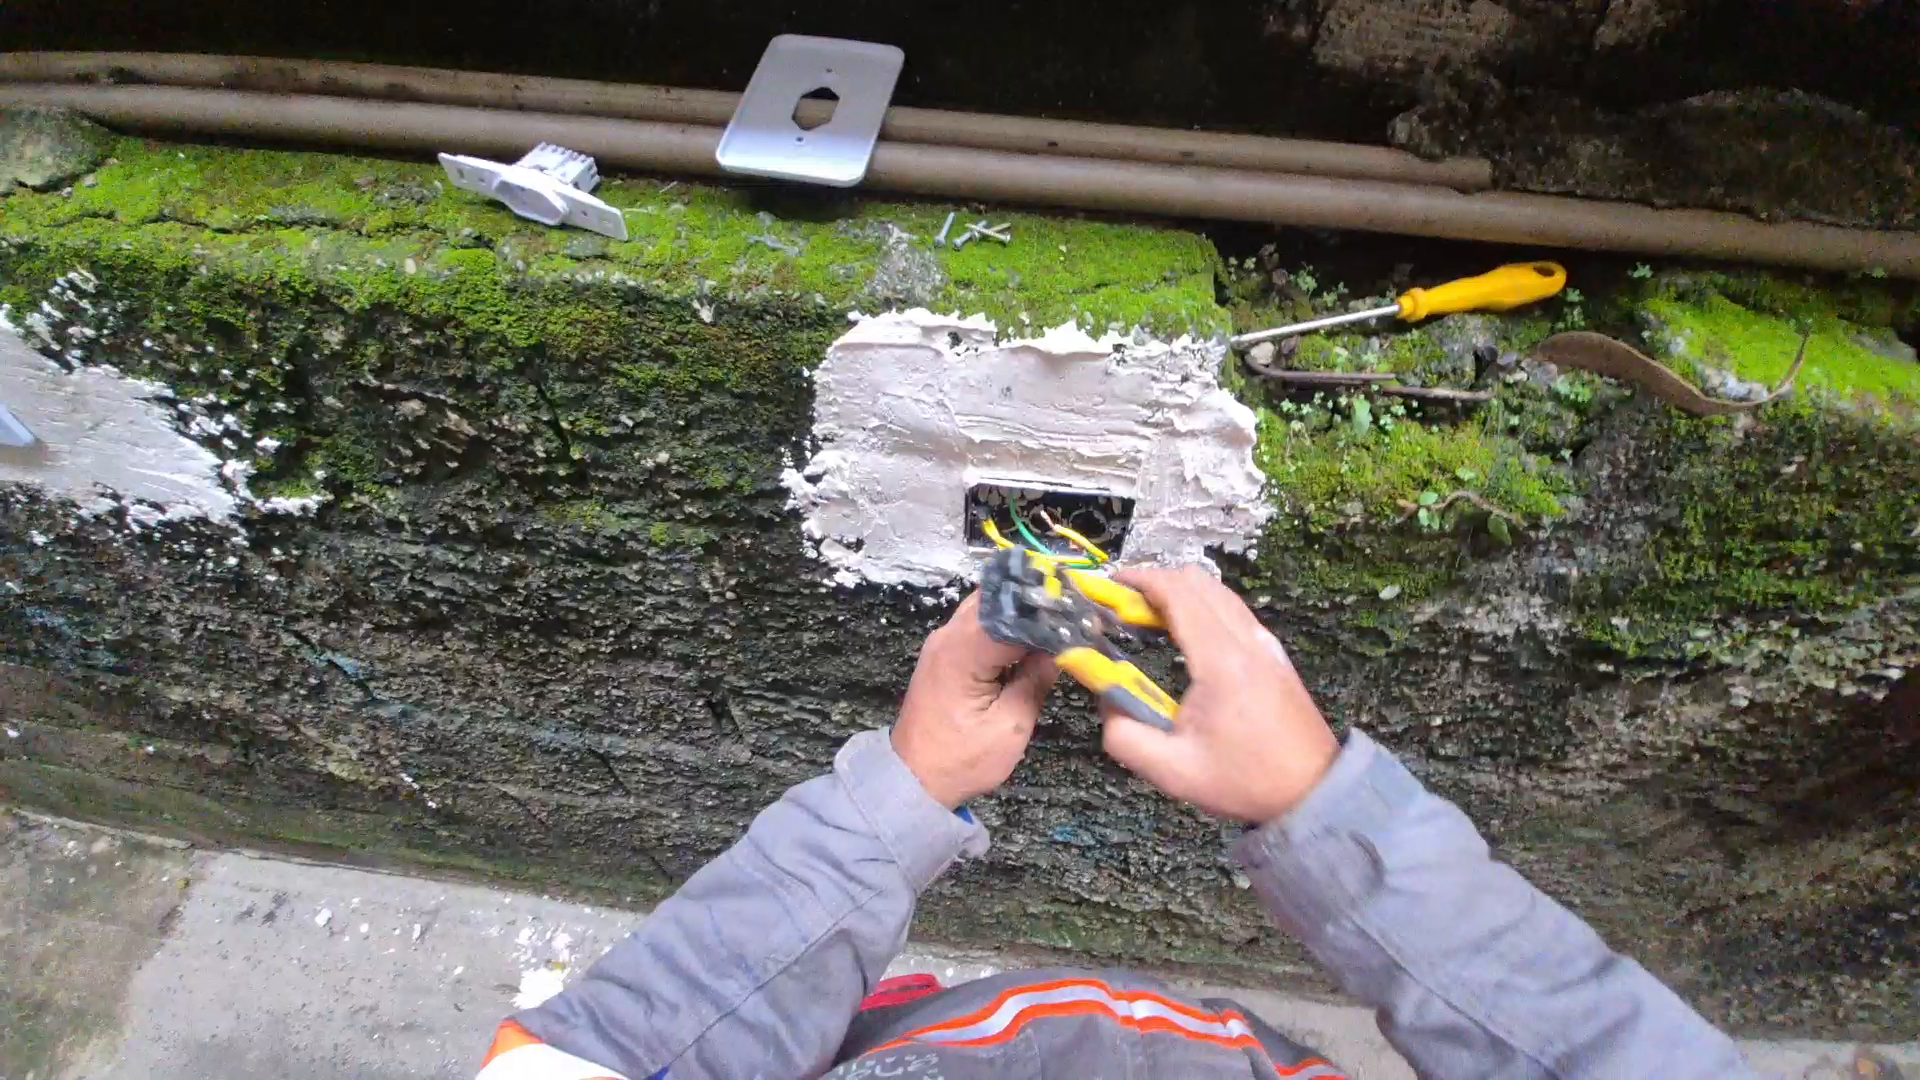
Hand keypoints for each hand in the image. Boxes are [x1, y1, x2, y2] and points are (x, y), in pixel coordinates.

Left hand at [893, 593, 1057, 808]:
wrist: (913, 779)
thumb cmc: (961, 760)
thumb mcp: (1009, 728)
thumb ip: (1035, 681)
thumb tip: (1059, 649)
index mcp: (962, 651)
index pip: (1012, 613)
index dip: (1047, 612)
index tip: (1081, 616)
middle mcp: (948, 635)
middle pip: (997, 600)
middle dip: (1034, 603)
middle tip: (1073, 614)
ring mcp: (943, 641)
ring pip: (987, 607)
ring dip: (1019, 612)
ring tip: (1057, 623)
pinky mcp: (944, 651)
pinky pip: (978, 623)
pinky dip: (1004, 624)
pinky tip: (1030, 636)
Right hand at [1099, 566, 1338, 823]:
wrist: (1313, 793)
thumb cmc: (1243, 781)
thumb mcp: (1171, 771)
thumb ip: (1123, 734)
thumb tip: (1104, 696)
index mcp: (1221, 662)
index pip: (1178, 593)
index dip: (1140, 579)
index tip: (1109, 586)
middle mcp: (1246, 640)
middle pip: (1197, 580)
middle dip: (1154, 581)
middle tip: (1122, 605)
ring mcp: (1264, 642)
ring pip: (1216, 590)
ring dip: (1178, 591)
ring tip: (1146, 615)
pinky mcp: (1271, 651)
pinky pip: (1230, 607)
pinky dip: (1199, 603)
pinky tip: (1180, 631)